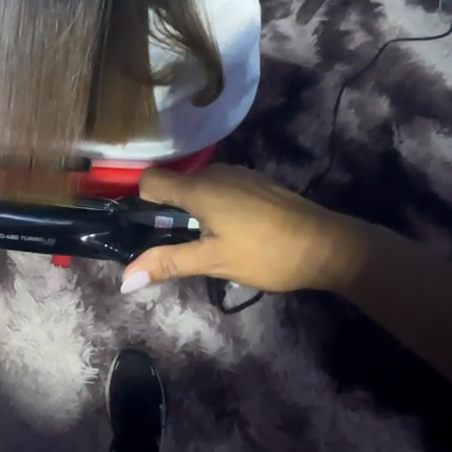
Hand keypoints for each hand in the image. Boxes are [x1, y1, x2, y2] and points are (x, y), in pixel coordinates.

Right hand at [121, 165, 371, 294]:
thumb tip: (125, 278)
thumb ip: (168, 263)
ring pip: (199, 187)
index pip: (149, 180)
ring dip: (195, 211)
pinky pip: (221, 188)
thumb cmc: (266, 253)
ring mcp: (236, 174)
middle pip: (174, 184)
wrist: (327, 245)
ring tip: (213, 243)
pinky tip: (237, 233)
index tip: (155, 231)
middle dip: (171, 213)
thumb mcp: (214, 262)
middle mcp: (213, 172)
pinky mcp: (255, 181)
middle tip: (185, 246)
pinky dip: (217, 206)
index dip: (144, 203)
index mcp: (197, 188)